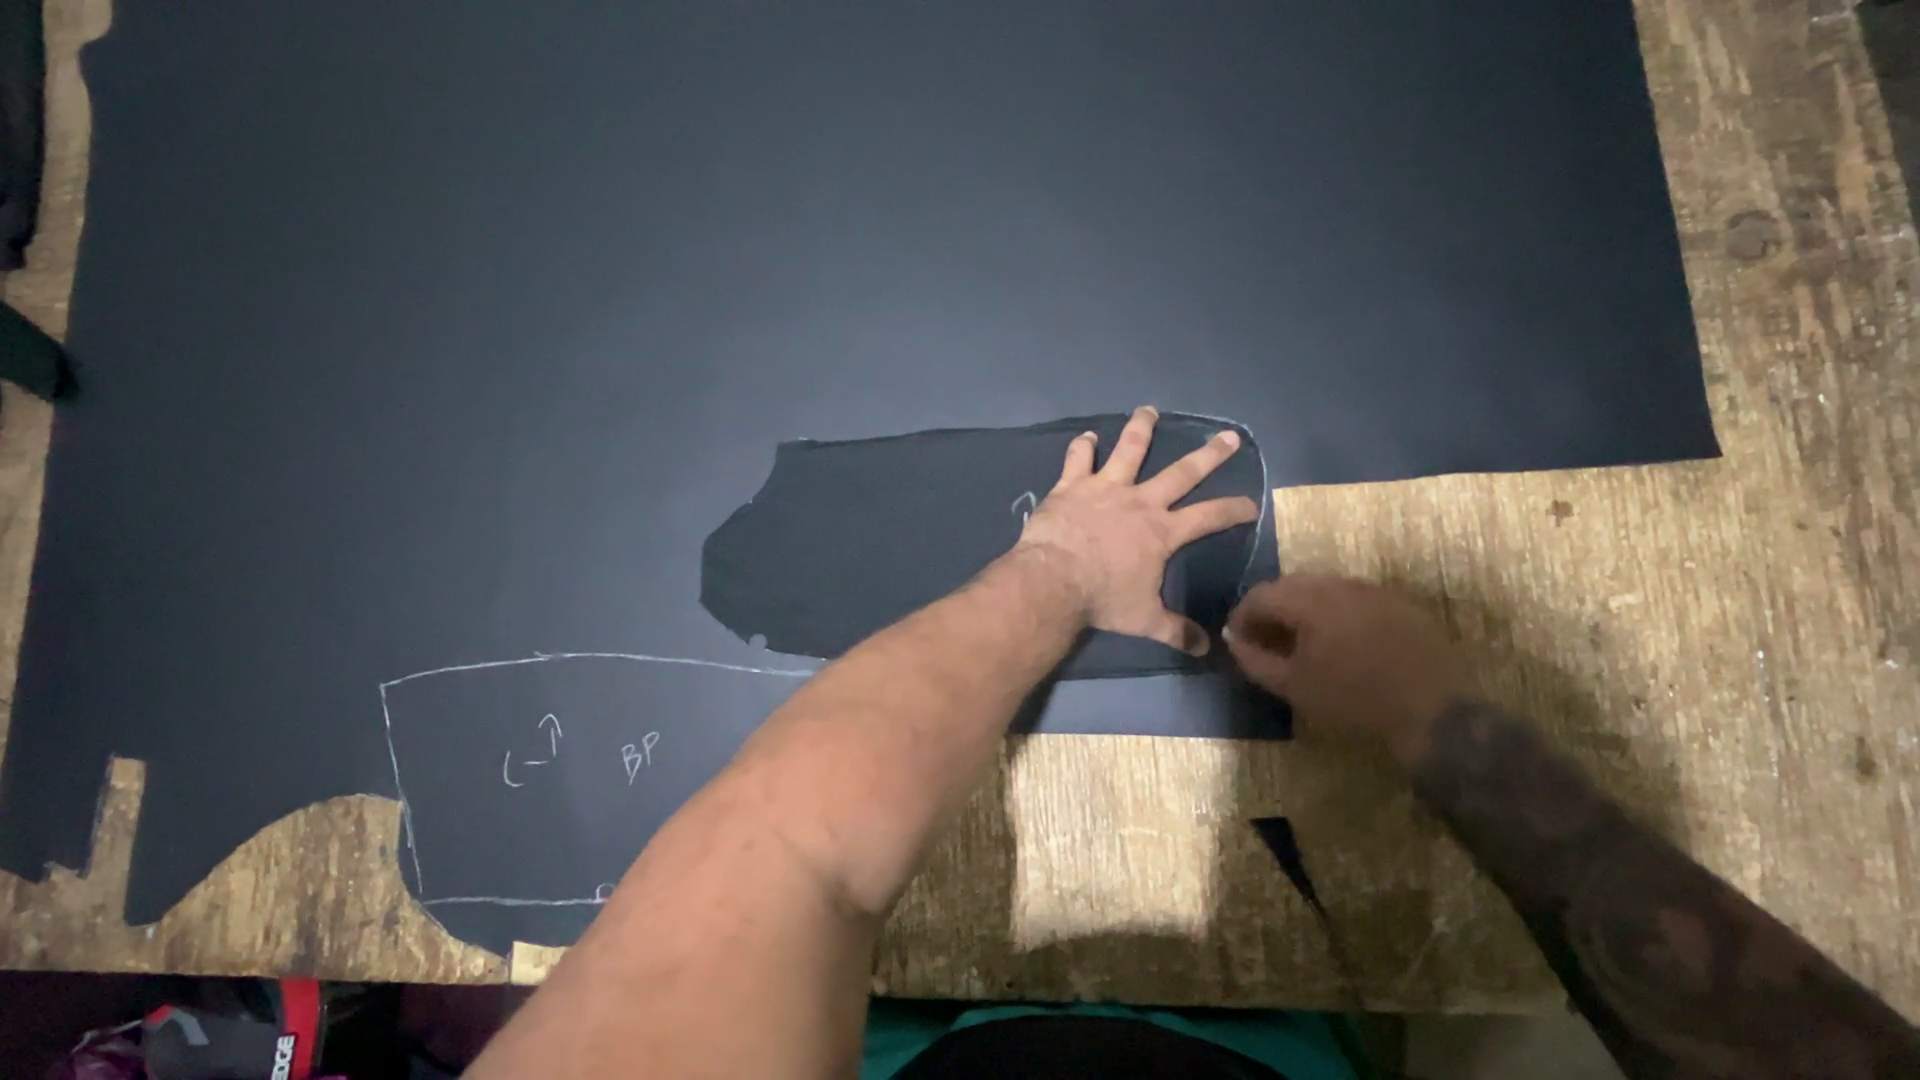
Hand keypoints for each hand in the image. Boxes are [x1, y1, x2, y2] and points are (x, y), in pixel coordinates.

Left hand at [1015, 405, 1260, 655]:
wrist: (1053, 579)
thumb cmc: (1101, 598)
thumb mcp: (1144, 619)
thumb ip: (1176, 631)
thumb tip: (1206, 649)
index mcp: (1162, 531)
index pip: (1208, 518)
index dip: (1233, 509)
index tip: (1251, 503)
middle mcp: (1139, 502)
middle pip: (1181, 473)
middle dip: (1208, 455)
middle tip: (1228, 436)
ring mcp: (1104, 488)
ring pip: (1128, 450)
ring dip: (1140, 429)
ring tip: (1148, 409)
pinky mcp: (1071, 486)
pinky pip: (1078, 460)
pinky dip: (1082, 447)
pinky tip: (1086, 436)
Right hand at [1224, 575, 1467, 758]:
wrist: (1432, 711)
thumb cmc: (1354, 700)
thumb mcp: (1293, 686)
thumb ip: (1255, 660)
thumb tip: (1235, 641)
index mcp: (1311, 601)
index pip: (1262, 594)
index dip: (1242, 615)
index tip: (1237, 638)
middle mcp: (1341, 584)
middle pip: (1292, 585)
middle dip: (1271, 608)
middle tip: (1264, 638)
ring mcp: (1374, 591)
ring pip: (1324, 588)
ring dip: (1303, 608)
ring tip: (1300, 639)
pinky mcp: (1399, 603)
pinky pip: (1354, 598)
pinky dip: (1335, 612)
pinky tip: (1340, 641)